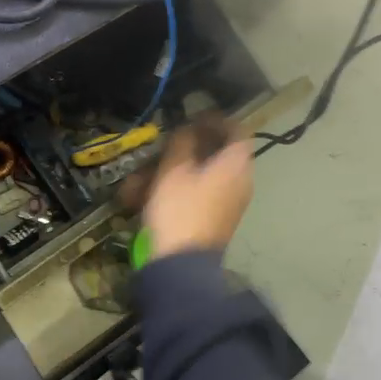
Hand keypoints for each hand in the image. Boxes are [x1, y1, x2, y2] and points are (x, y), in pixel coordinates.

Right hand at [136, 126, 254, 256]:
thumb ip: (182, 144)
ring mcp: (230, 202)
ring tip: (140, 181)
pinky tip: (145, 199)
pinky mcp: (216, 219)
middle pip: (215, 155)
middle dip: (184, 151)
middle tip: (161, 149)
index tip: (192, 116)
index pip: (235, 129)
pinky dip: (176, 192)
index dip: (214, 120)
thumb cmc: (179, 211)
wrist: (182, 262)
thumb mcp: (174, 171)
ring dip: (172, 174)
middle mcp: (240, 180)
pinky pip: (198, 195)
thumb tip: (188, 128)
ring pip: (201, 177)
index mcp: (236, 163)